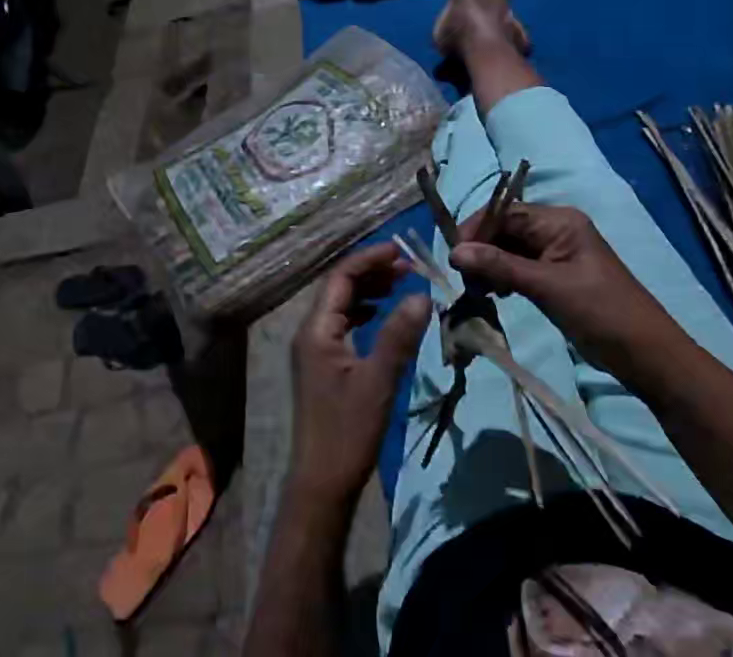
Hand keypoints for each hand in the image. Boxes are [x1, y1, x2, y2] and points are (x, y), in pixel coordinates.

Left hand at [288, 244, 430, 503]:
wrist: (322, 482)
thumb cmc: (348, 431)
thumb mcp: (379, 380)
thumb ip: (399, 335)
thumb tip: (423, 294)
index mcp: (316, 330)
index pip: (340, 277)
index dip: (370, 259)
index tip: (403, 251)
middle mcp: (310, 332)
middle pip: (339, 287)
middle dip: (372, 272)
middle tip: (410, 267)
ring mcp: (315, 349)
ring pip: (341, 305)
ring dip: (369, 291)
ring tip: (402, 284)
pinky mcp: (323, 365)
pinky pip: (343, 324)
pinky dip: (364, 312)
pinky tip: (384, 315)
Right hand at [450, 204, 686, 378]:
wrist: (646, 355)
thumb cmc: (601, 313)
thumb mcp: (547, 286)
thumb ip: (500, 265)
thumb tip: (454, 251)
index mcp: (559, 221)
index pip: (505, 212)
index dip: (476, 230)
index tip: (454, 258)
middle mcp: (555, 230)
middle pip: (504, 229)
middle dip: (481, 251)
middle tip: (466, 282)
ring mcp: (555, 254)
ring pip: (508, 250)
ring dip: (489, 267)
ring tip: (479, 291)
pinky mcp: (554, 277)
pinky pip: (518, 268)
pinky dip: (502, 278)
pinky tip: (496, 295)